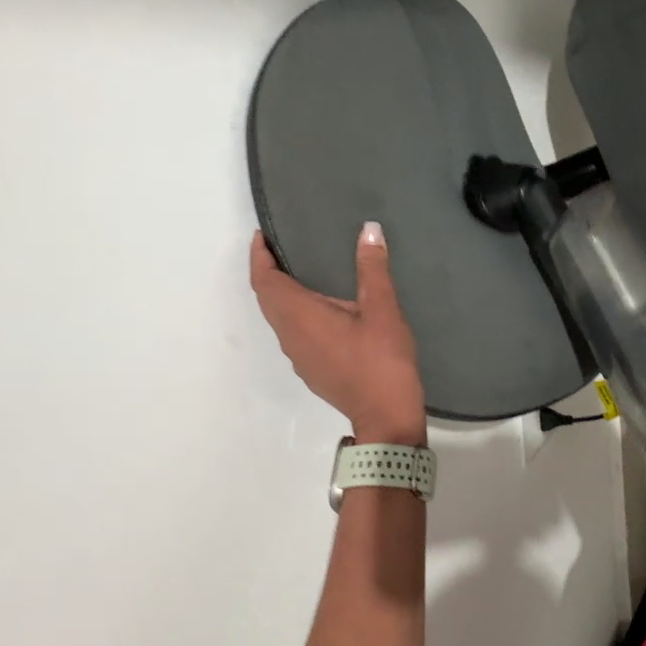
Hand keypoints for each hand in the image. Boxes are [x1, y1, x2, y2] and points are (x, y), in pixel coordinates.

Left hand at [251, 222, 425, 445]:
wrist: (386, 416)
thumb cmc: (382, 360)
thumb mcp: (383, 309)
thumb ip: (372, 268)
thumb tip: (368, 229)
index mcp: (301, 316)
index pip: (265, 281)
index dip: (259, 256)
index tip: (263, 234)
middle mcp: (290, 336)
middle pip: (266, 298)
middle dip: (267, 270)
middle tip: (281, 245)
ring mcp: (298, 356)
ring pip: (277, 316)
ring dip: (279, 291)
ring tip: (300, 268)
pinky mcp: (310, 368)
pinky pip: (291, 330)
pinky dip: (294, 310)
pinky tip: (320, 306)